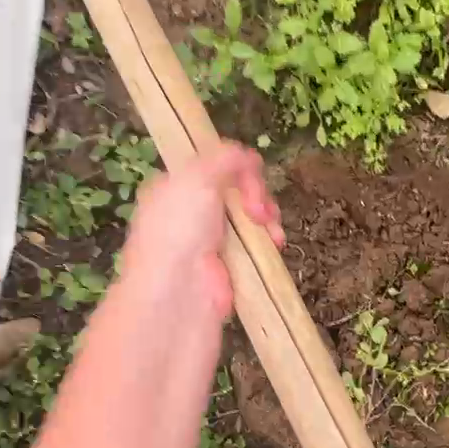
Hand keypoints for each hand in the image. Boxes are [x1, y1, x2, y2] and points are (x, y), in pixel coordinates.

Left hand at [114, 143, 283, 322]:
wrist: (178, 291)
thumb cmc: (180, 228)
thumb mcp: (198, 178)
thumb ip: (226, 158)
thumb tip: (250, 156)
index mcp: (175, 187)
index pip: (214, 167)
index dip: (237, 169)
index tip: (251, 178)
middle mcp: (191, 212)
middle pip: (236, 191)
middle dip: (257, 196)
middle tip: (261, 210)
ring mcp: (210, 240)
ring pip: (249, 217)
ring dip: (267, 218)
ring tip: (273, 232)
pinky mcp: (229, 264)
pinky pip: (254, 244)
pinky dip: (267, 242)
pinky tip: (274, 244)